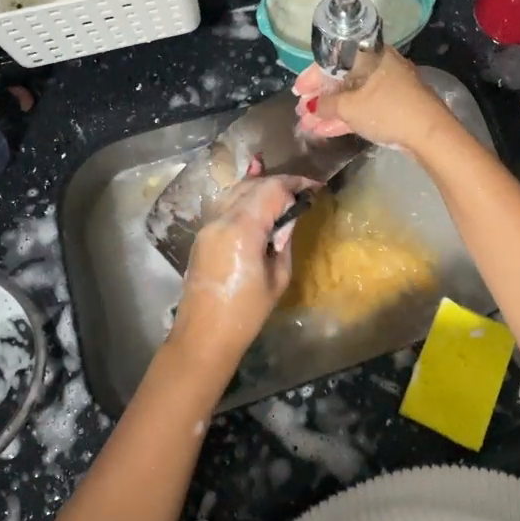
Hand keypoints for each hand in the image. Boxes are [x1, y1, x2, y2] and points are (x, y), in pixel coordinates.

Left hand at [169, 175, 309, 369]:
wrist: (204, 337)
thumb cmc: (246, 313)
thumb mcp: (278, 276)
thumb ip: (283, 240)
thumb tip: (288, 219)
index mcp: (243, 230)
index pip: (272, 190)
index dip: (296, 184)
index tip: (316, 187)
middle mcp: (222, 220)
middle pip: (254, 186)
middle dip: (280, 183)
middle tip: (304, 191)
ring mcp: (208, 226)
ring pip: (236, 191)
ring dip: (261, 186)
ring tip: (284, 191)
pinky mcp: (203, 235)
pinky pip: (226, 205)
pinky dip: (244, 196)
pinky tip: (256, 190)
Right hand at [292, 48, 455, 147]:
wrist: (429, 132)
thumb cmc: (387, 110)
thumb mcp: (350, 107)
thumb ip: (326, 105)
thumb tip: (312, 105)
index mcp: (371, 55)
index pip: (335, 60)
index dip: (313, 76)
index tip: (298, 91)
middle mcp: (381, 66)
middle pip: (343, 79)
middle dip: (320, 97)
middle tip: (301, 111)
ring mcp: (389, 88)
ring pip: (353, 97)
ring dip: (330, 111)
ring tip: (307, 125)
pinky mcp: (395, 108)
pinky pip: (364, 109)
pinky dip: (345, 119)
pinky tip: (324, 131)